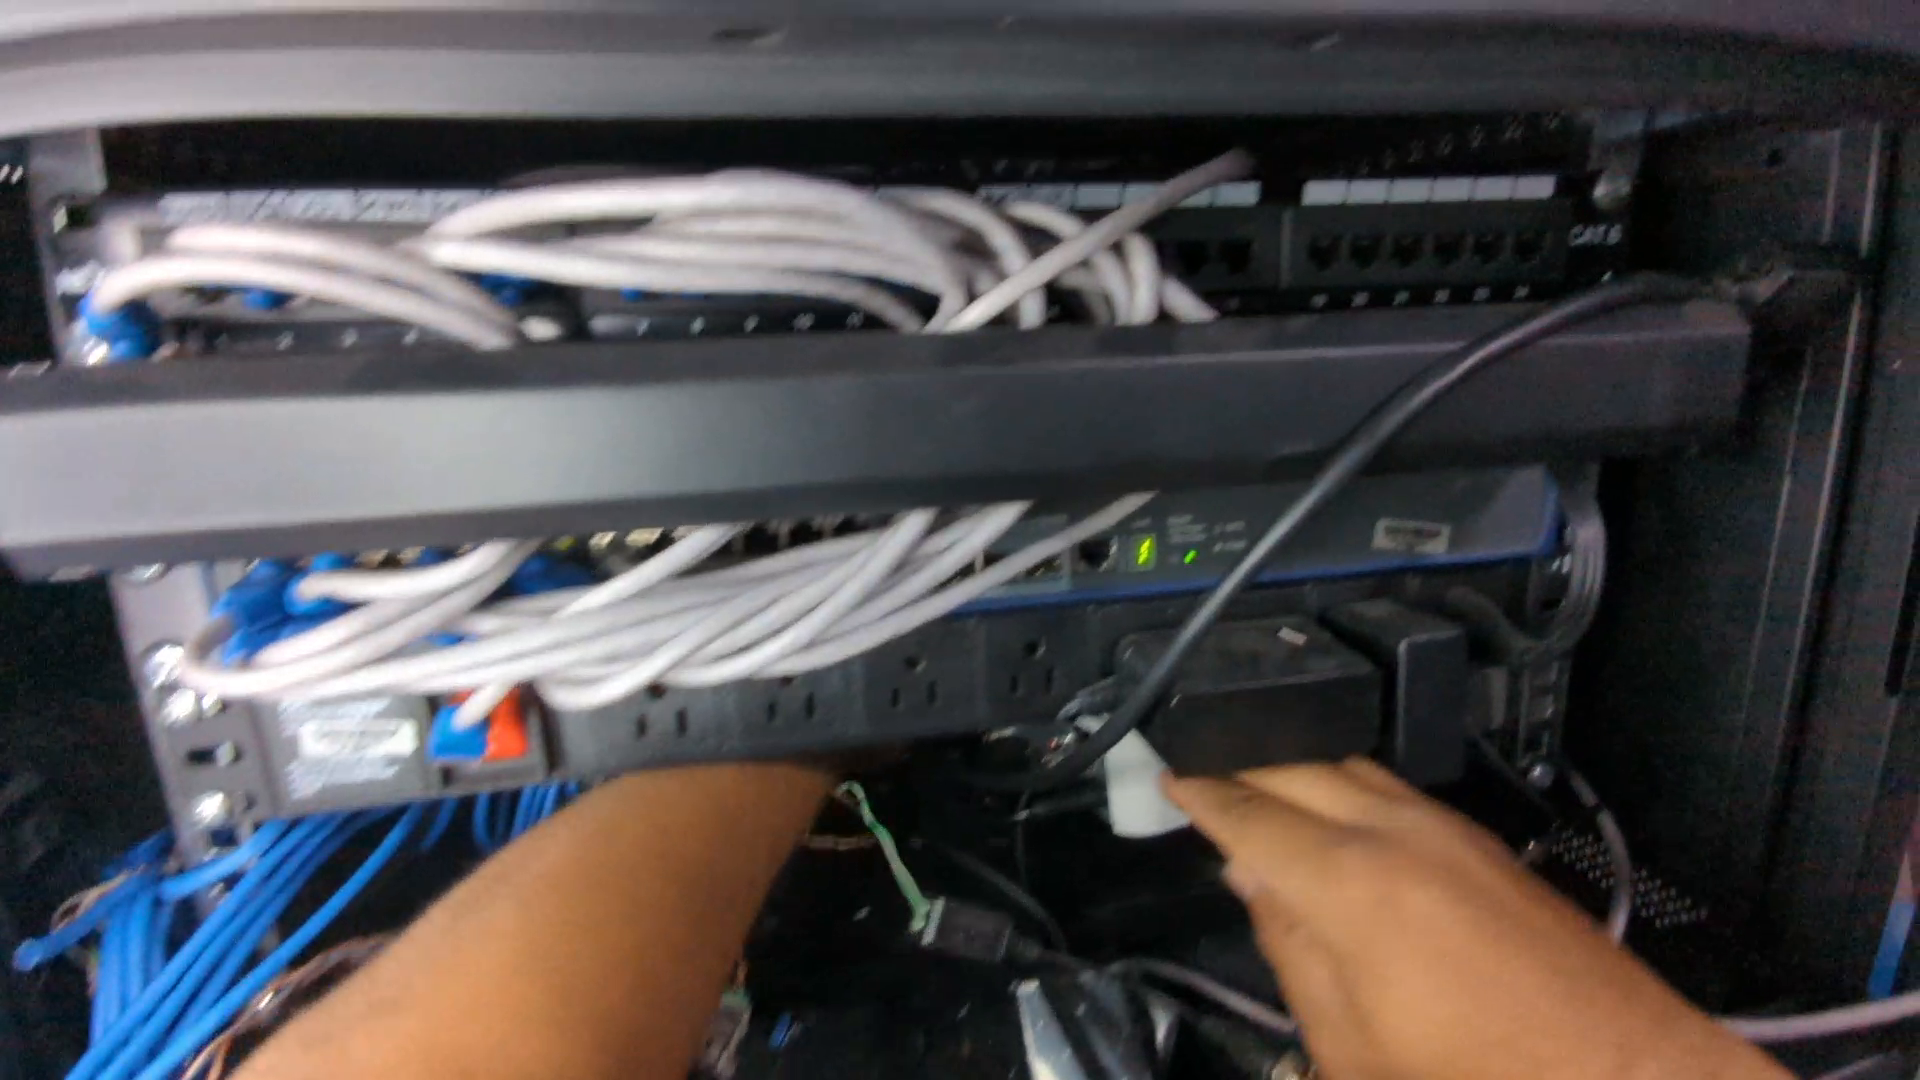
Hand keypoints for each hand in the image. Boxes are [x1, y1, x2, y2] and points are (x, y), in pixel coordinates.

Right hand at [1162, 759, 1788, 1079]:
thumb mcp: (1350, 1046)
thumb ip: (1288, 945)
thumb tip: (1248, 873)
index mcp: (1348, 882)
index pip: (1248, 813)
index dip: (1200, 792)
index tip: (1168, 775)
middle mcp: (1389, 829)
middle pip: (1288, 767)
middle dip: (1234, 762)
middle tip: (1195, 767)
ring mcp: (1438, 824)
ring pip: (1337, 761)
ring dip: (1285, 762)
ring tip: (1249, 775)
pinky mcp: (1474, 835)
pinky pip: (1381, 781)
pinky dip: (1333, 777)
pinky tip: (1320, 799)